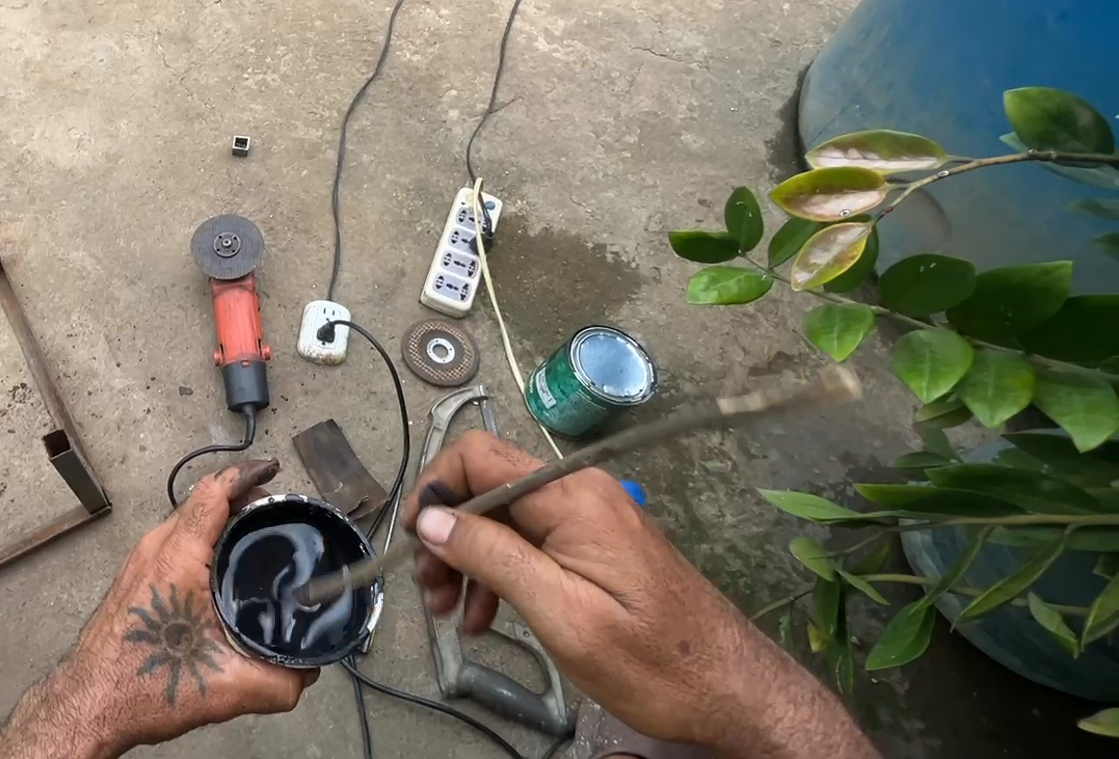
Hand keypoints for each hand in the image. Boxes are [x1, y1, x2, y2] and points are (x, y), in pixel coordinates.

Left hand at [0, 459, 317, 758]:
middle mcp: (156, 546)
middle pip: (202, 498)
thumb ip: (278, 681)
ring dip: (219, 514)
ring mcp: (140, 557)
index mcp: (178, 556)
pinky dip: (201, 532)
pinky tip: (217, 560)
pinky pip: (173, 535)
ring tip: (251, 530)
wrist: (88, 701)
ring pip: (185, 516)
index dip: (246, 474)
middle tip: (273, 508)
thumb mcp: (224, 688)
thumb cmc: (144, 685)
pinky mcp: (134, 572)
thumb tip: (308, 671)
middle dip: (240, 494)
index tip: (273, 468)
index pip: (214, 492)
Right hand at [403, 432, 875, 758]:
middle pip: (483, 486)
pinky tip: (484, 614)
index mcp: (569, 495)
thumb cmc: (653, 663)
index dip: (434, 487)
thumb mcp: (562, 614)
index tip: (414, 536)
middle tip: (427, 587)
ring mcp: (584, 515)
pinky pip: (525, 539)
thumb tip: (430, 519)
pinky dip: (496, 570)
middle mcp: (574, 490)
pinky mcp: (589, 541)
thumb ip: (492, 556)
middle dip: (446, 532)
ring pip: (499, 515)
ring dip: (465, 557)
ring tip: (448, 608)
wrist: (740, 699)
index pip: (477, 456)